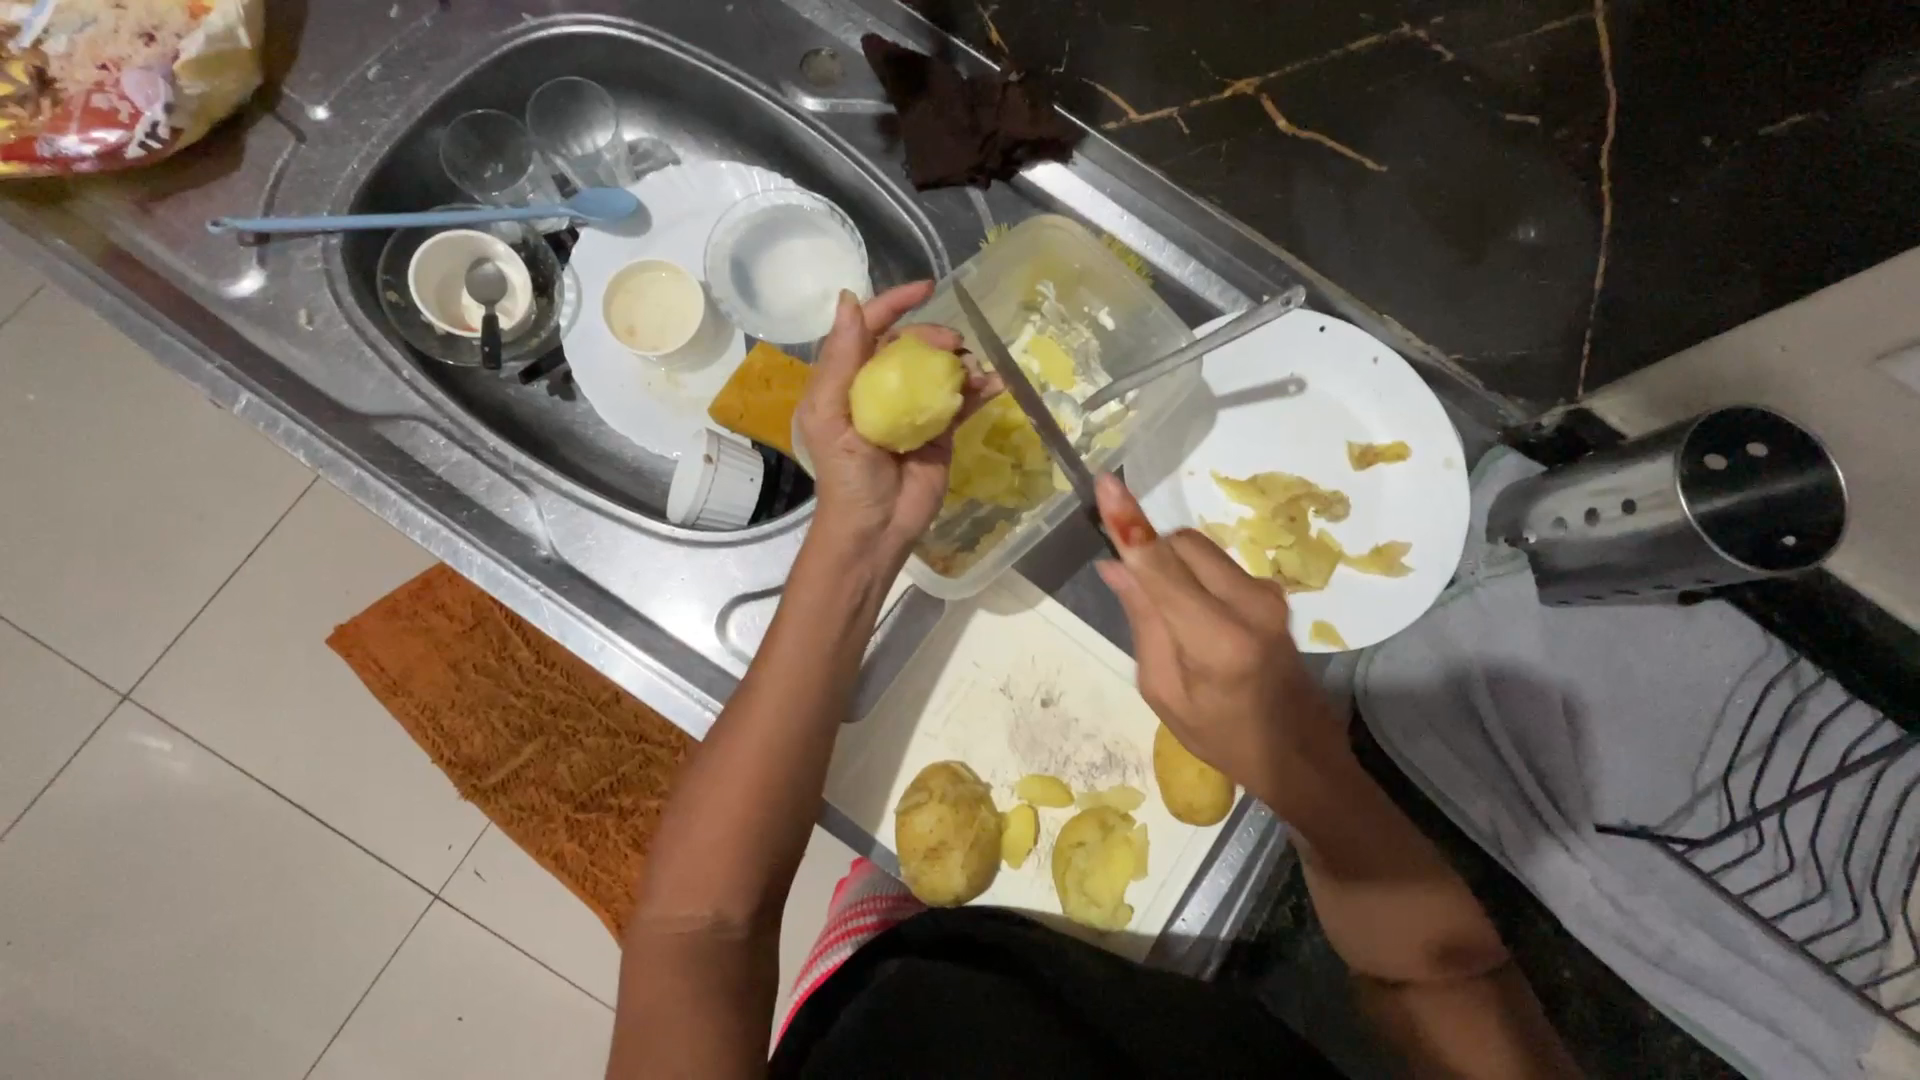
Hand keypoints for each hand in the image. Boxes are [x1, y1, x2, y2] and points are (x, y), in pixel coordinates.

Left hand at [796, 282, 997, 566]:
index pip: (870, 329)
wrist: (876, 528)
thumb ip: (841, 359)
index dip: (894, 303)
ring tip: (972, 369)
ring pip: (940, 370)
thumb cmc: (846, 476)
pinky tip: (994, 384)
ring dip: (960, 361)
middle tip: (953, 345)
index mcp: (848, 380)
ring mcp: (913, 409)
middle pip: (910, 345)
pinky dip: (979, 388)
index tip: (927, 288)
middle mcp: (881, 388)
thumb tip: (850, 300)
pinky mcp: (941, 432)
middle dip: (934, 336)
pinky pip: (962, 401)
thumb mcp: (830, 416)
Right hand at [1092, 474, 1345, 795]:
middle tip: (1134, 591)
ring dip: (1171, 564)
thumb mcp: (1164, 692)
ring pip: (1199, 548)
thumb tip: (1116, 564)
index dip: (1130, 524)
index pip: (1163, 567)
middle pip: (1181, 543)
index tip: (1107, 483)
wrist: (1300, 754)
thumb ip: (1143, 622)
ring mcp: (1269, 594)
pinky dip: (1191, 574)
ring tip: (1170, 617)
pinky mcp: (1274, 592)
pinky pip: (1217, 563)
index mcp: (1217, 640)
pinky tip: (1193, 615)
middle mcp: (1250, 604)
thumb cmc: (1222, 736)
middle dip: (1149, 552)